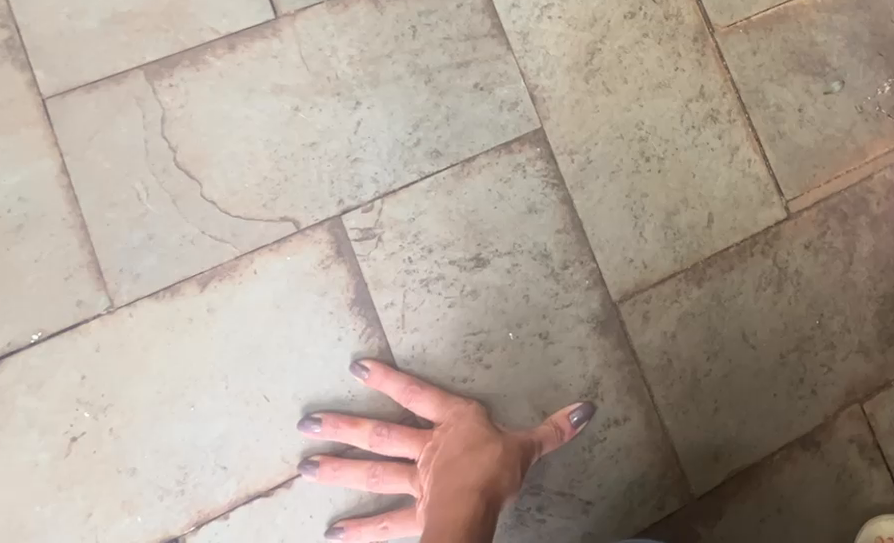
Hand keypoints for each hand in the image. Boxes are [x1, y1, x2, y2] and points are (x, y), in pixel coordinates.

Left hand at [297, 359, 594, 542]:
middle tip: (308, 421)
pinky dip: (361, 527)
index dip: (388, 379)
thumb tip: (588, 409)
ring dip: (339, 469)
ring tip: (305, 466)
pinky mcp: (413, 516)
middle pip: (381, 434)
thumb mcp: (529, 446)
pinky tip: (334, 532)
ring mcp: (415, 482)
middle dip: (345, 426)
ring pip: (372, 471)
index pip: (418, 394)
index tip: (357, 366)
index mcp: (454, 423)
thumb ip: (554, 429)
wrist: (476, 510)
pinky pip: (384, 522)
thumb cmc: (497, 470)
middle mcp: (428, 448)